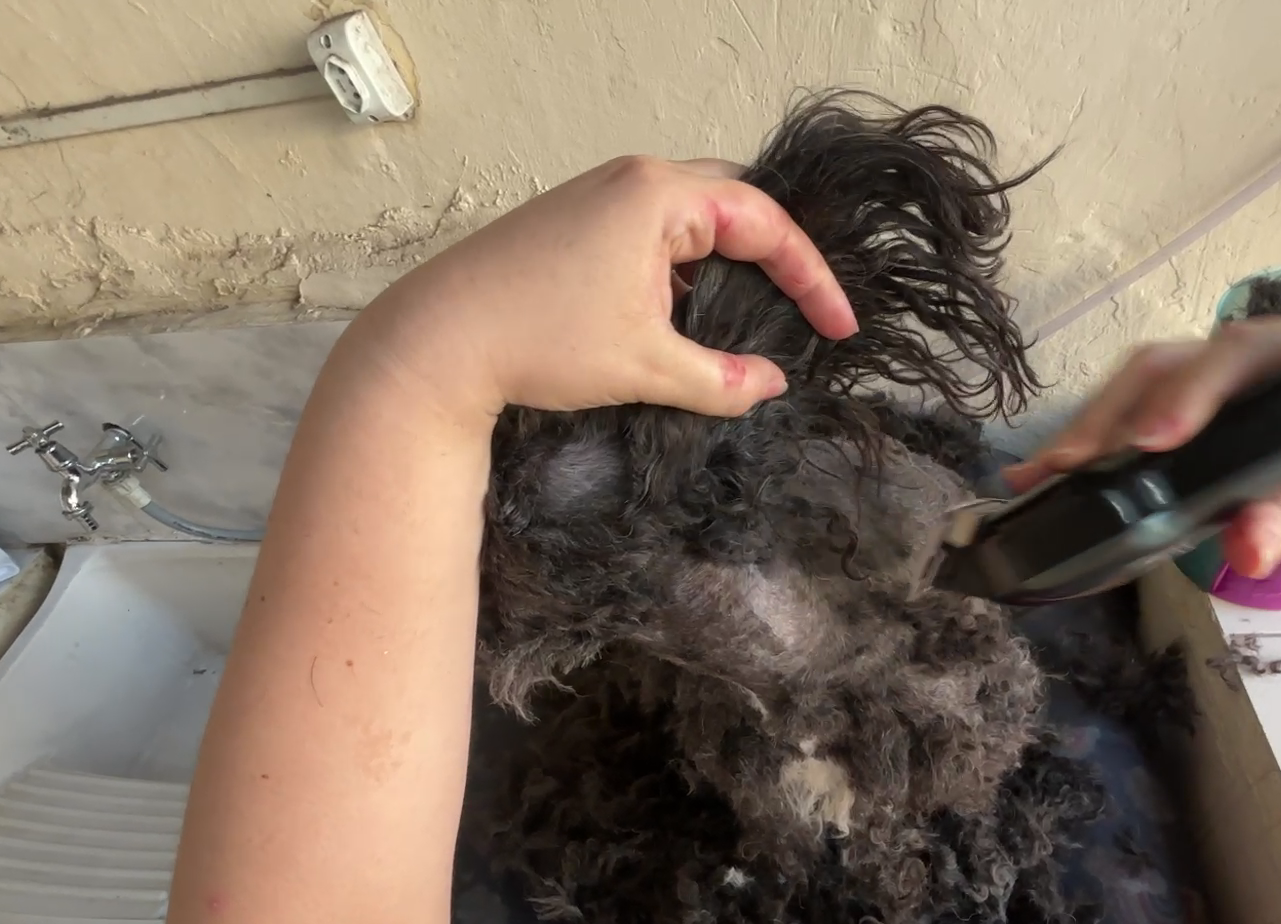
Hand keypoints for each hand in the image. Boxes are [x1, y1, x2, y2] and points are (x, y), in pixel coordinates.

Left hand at [336, 156, 857, 419]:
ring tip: (752, 316)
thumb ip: (722, 380)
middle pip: (734, 206)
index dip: (813, 279)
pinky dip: (687, 272)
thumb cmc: (541, 342)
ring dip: (729, 266)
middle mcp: (634, 182)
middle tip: (803, 308)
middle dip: (776, 259)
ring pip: (693, 223)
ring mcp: (601, 199)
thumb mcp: (647, 367)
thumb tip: (772, 384)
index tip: (841, 327)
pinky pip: (656, 238)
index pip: (765, 225)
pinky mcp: (579, 225)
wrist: (438, 342)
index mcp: (660, 197)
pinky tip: (685, 314)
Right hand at [1002, 316, 1280, 575]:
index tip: (1151, 445)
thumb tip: (1247, 551)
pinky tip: (1034, 479)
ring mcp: (1195, 393)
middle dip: (1108, 415)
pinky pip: (1116, 427)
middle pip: (1159, 370)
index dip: (1187, 393)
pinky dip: (1077, 454)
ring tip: (1035, 477)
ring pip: (1126, 395)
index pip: (1234, 356)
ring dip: (1080, 434)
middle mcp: (1234, 362)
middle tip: (1068, 464)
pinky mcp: (1168, 426)